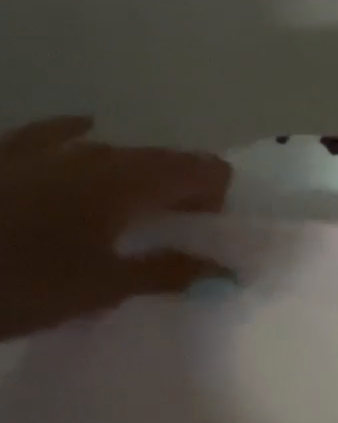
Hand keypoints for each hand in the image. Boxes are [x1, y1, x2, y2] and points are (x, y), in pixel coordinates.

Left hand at [0, 117, 232, 340]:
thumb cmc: (15, 283)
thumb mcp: (98, 289)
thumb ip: (171, 272)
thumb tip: (229, 269)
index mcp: (134, 180)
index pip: (207, 170)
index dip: (214, 198)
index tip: (197, 233)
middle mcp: (100, 153)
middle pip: (163, 159)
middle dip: (174, 188)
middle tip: (160, 229)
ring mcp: (43, 149)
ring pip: (109, 149)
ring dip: (125, 172)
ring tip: (113, 204)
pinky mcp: (1, 154)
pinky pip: (49, 133)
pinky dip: (71, 134)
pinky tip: (78, 133)